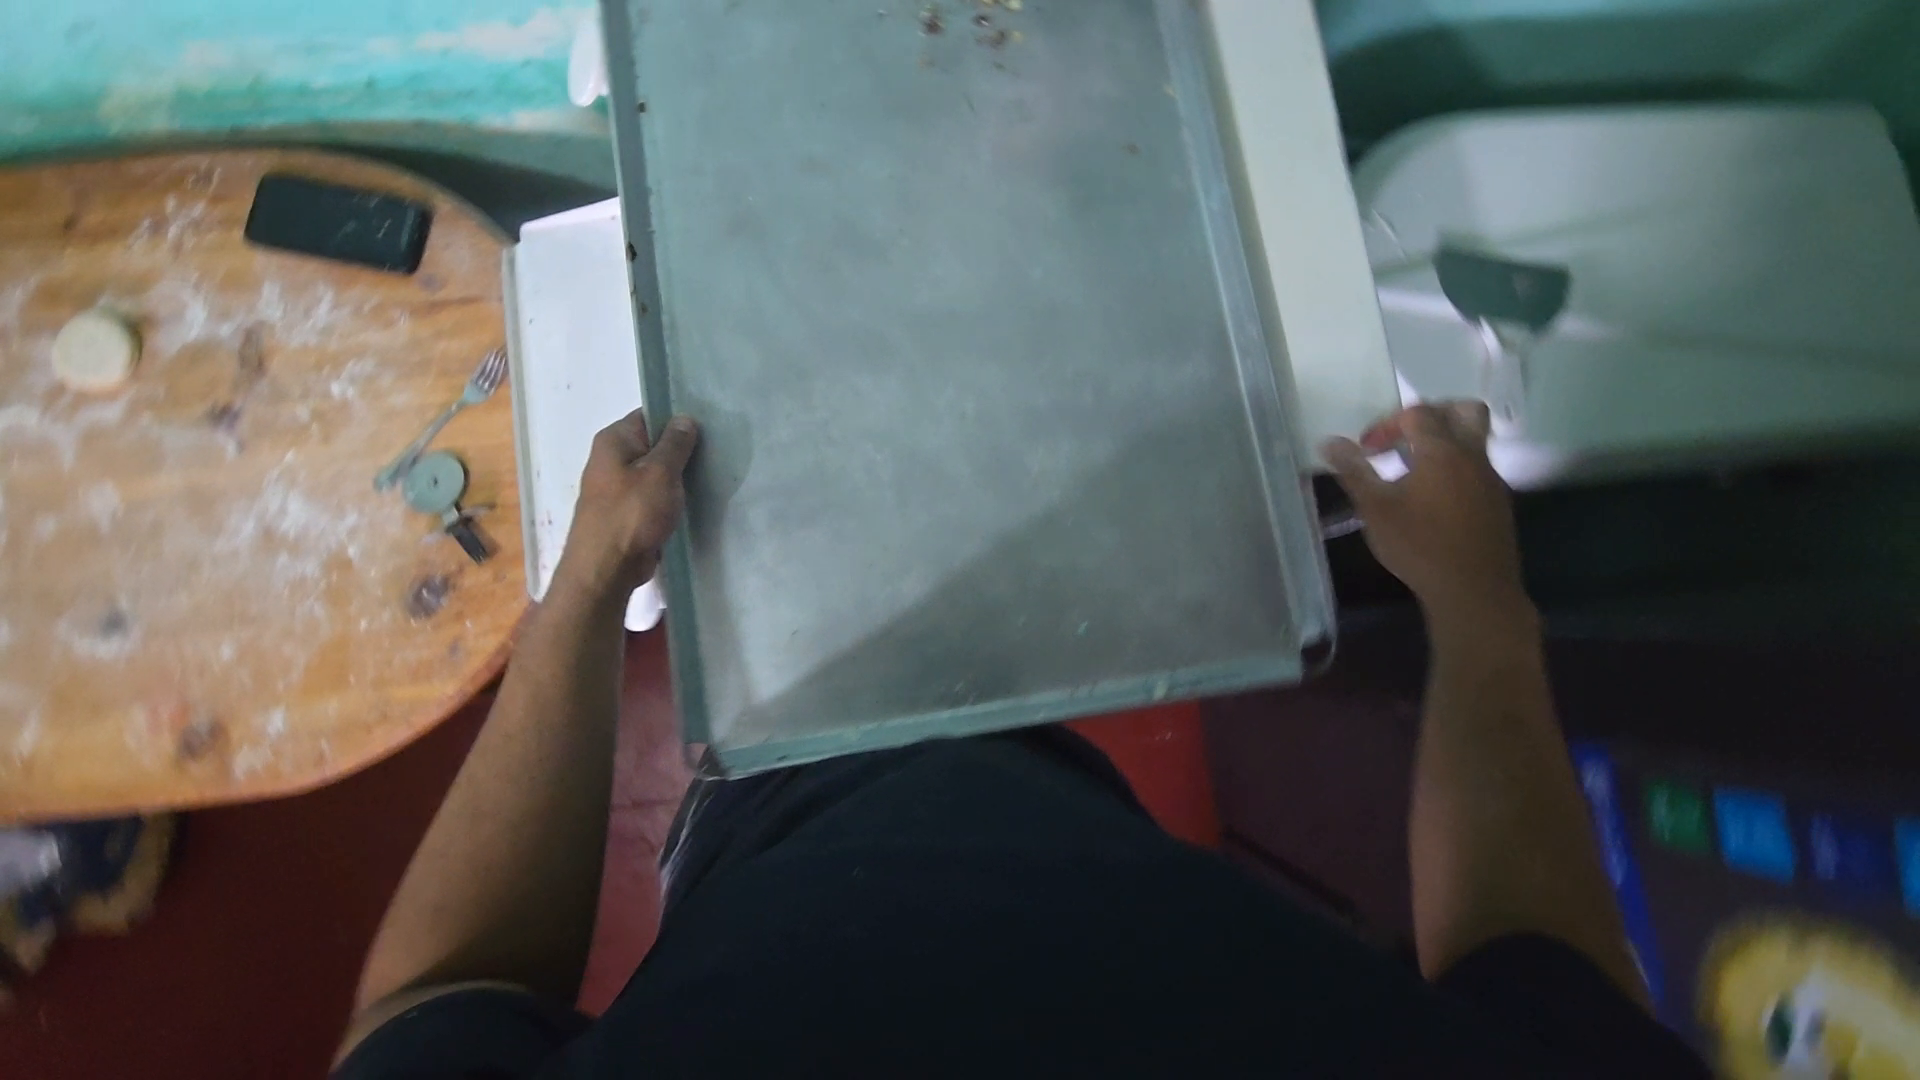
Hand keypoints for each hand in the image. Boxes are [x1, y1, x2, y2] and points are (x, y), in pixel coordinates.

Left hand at [553, 409, 699, 600]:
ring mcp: (619, 487)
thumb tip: (685, 419)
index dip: (678, 418)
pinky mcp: (629, 512)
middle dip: (682, 449)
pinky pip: (655, 496)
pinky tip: (696, 500)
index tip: (708, 425)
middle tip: (717, 450)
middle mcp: (612, 459)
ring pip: (657, 472)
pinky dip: (673, 498)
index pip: (649, 415)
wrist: (607, 567)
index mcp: (614, 440)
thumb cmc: (632, 513)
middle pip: (654, 444)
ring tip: (712, 474)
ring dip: (680, 476)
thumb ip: (675, 444)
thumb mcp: (660, 472)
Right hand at [1321, 402, 1526, 625]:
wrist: (1473, 589)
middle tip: (1404, 437)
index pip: (1417, 414)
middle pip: (1463, 411)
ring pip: (1474, 440)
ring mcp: (1490, 479)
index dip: (1387, 424)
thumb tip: (1329, 442)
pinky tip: (1431, 498)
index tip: (1367, 451)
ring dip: (1443, 442)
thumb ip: (1353, 471)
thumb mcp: (1375, 509)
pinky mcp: (1497, 501)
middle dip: (1431, 414)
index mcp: (1442, 452)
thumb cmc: (1418, 545)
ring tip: (1412, 469)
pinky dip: (1454, 468)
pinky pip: (1477, 468)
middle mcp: (1472, 456)